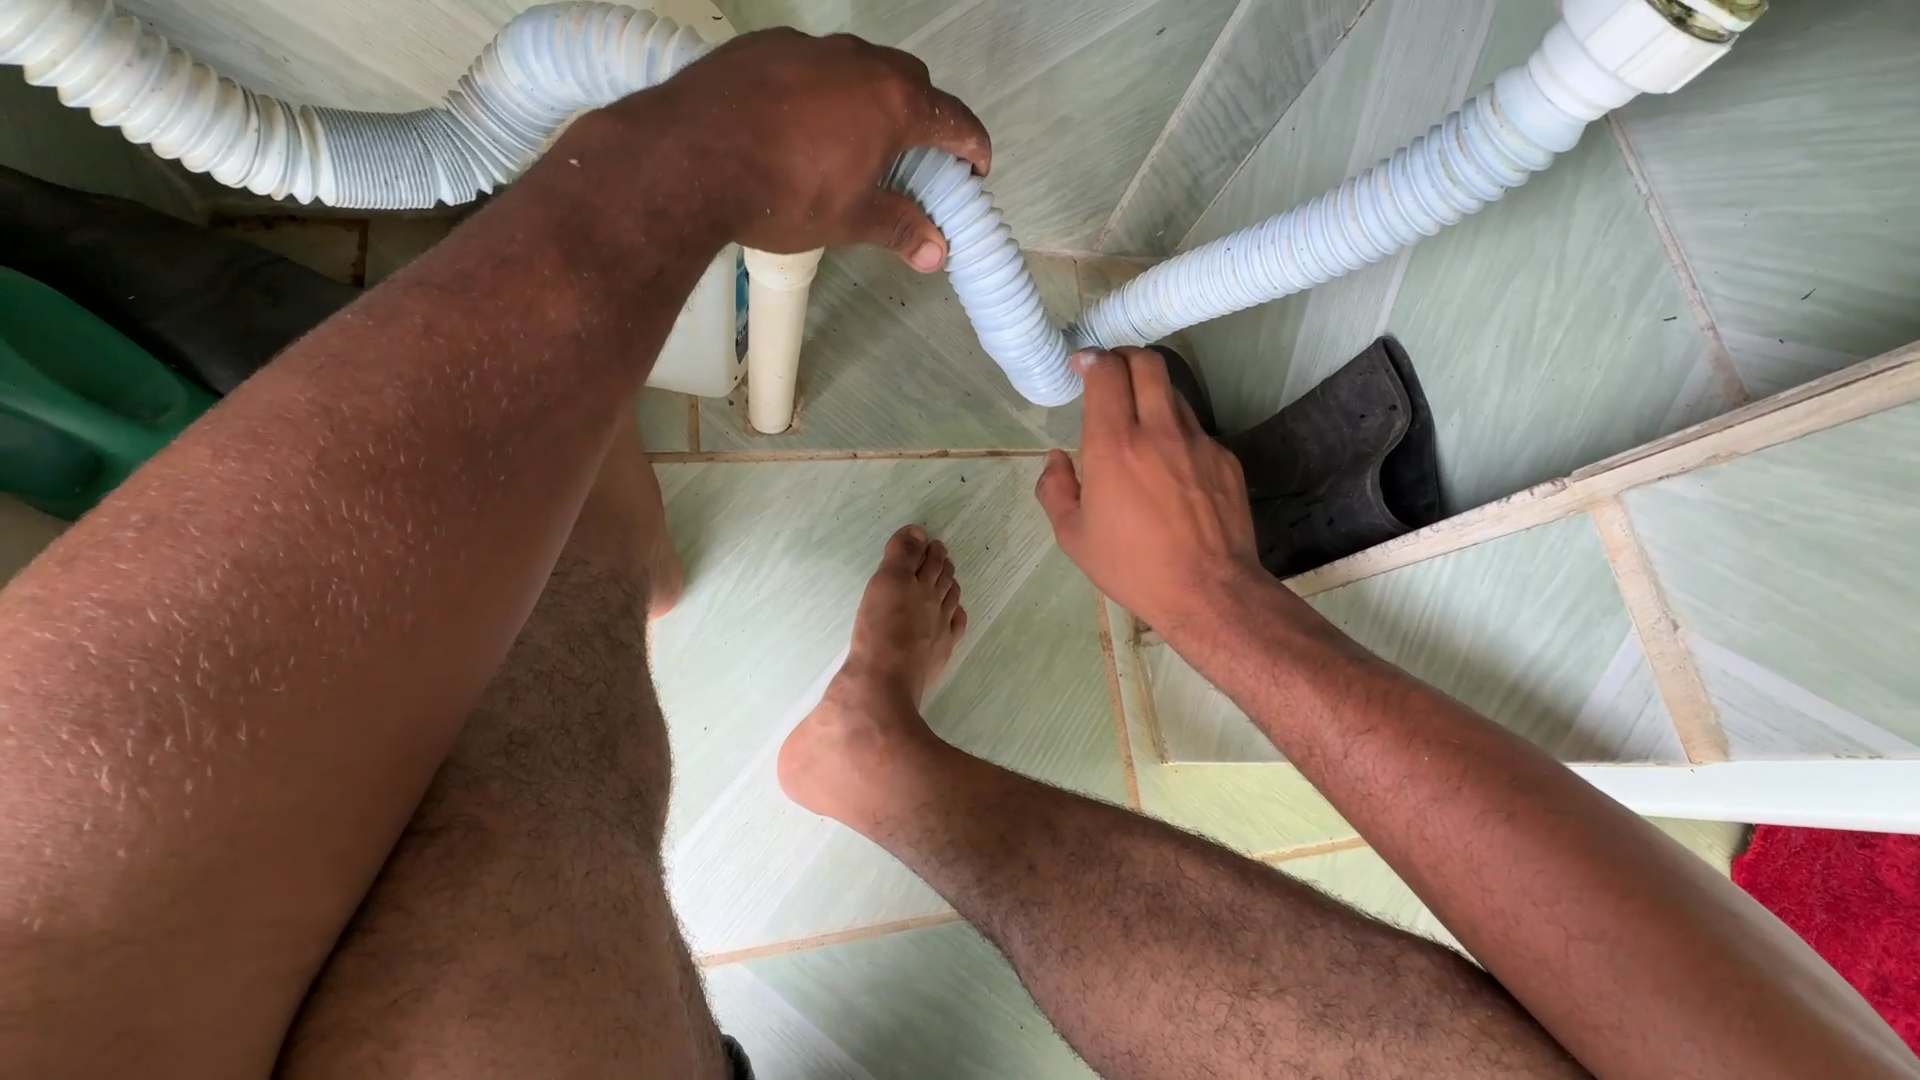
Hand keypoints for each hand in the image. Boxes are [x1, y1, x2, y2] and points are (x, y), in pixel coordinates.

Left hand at [563, 28, 990, 272]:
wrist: (687, 157)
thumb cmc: (782, 195)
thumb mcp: (849, 220)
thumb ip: (899, 229)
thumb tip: (938, 253)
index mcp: (891, 102)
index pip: (951, 118)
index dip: (971, 144)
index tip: (977, 167)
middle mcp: (857, 61)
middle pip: (911, 81)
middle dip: (925, 116)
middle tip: (918, 156)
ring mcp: (808, 47)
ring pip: (859, 66)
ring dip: (873, 98)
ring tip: (859, 138)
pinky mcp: (764, 46)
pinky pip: (812, 64)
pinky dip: (825, 90)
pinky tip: (802, 122)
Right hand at [1036, 349, 1267, 632]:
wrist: (1208, 591)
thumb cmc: (1132, 567)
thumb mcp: (1073, 536)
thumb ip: (1055, 489)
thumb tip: (1056, 459)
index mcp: (1114, 445)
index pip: (1106, 373)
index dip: (1092, 360)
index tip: (1082, 365)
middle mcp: (1158, 430)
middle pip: (1147, 363)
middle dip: (1125, 357)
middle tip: (1111, 373)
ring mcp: (1198, 442)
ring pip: (1174, 393)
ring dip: (1152, 392)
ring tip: (1140, 418)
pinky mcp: (1225, 459)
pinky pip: (1195, 430)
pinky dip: (1176, 431)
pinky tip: (1170, 463)